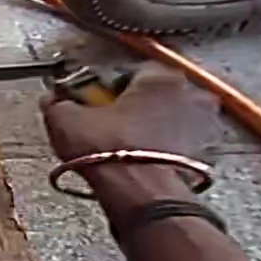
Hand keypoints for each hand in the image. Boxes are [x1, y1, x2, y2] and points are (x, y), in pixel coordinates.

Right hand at [41, 64, 220, 207]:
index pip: (126, 70)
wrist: (140, 190)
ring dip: (144, 122)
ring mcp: (205, 123)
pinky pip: (174, 137)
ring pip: (164, 115)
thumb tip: (53, 98)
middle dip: (128, 102)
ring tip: (115, 139)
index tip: (84, 97)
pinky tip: (132, 153)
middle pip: (150, 92)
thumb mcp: (64, 118)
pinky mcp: (206, 150)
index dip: (101, 84)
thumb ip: (58, 102)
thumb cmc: (106, 146)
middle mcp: (191, 93)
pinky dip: (156, 141)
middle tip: (99, 118)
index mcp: (160, 78)